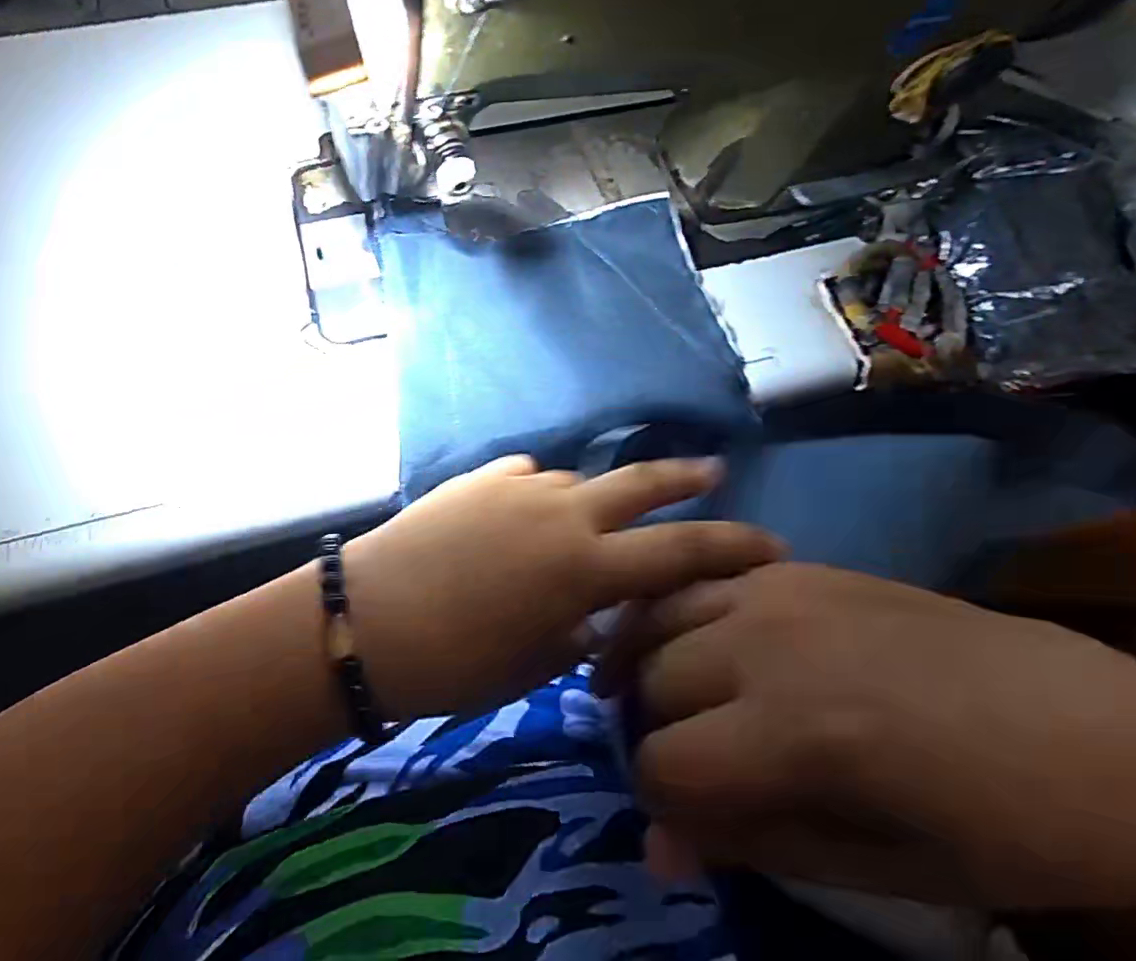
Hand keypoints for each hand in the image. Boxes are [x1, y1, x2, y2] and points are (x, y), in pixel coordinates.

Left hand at [341, 456, 785, 719]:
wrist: (365, 621)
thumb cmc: (454, 662)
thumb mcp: (534, 664)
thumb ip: (578, 632)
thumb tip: (591, 616)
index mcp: (584, 565)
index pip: (680, 552)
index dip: (732, 548)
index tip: (770, 545)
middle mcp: (560, 512)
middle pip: (639, 483)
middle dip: (683, 478)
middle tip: (712, 472)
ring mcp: (515, 488)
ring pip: (576, 482)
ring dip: (593, 501)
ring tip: (588, 523)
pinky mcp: (475, 481)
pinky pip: (525, 479)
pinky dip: (538, 496)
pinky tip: (525, 511)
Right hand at [614, 563, 1135, 912]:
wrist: (1096, 734)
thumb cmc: (995, 829)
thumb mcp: (874, 870)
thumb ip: (750, 845)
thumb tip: (654, 850)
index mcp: (798, 730)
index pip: (662, 763)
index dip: (661, 803)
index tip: (689, 818)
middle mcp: (772, 641)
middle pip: (651, 682)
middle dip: (654, 730)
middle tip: (691, 759)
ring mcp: (784, 590)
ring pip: (660, 616)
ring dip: (651, 661)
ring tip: (672, 694)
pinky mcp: (801, 567)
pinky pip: (704, 580)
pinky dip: (679, 611)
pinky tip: (700, 640)